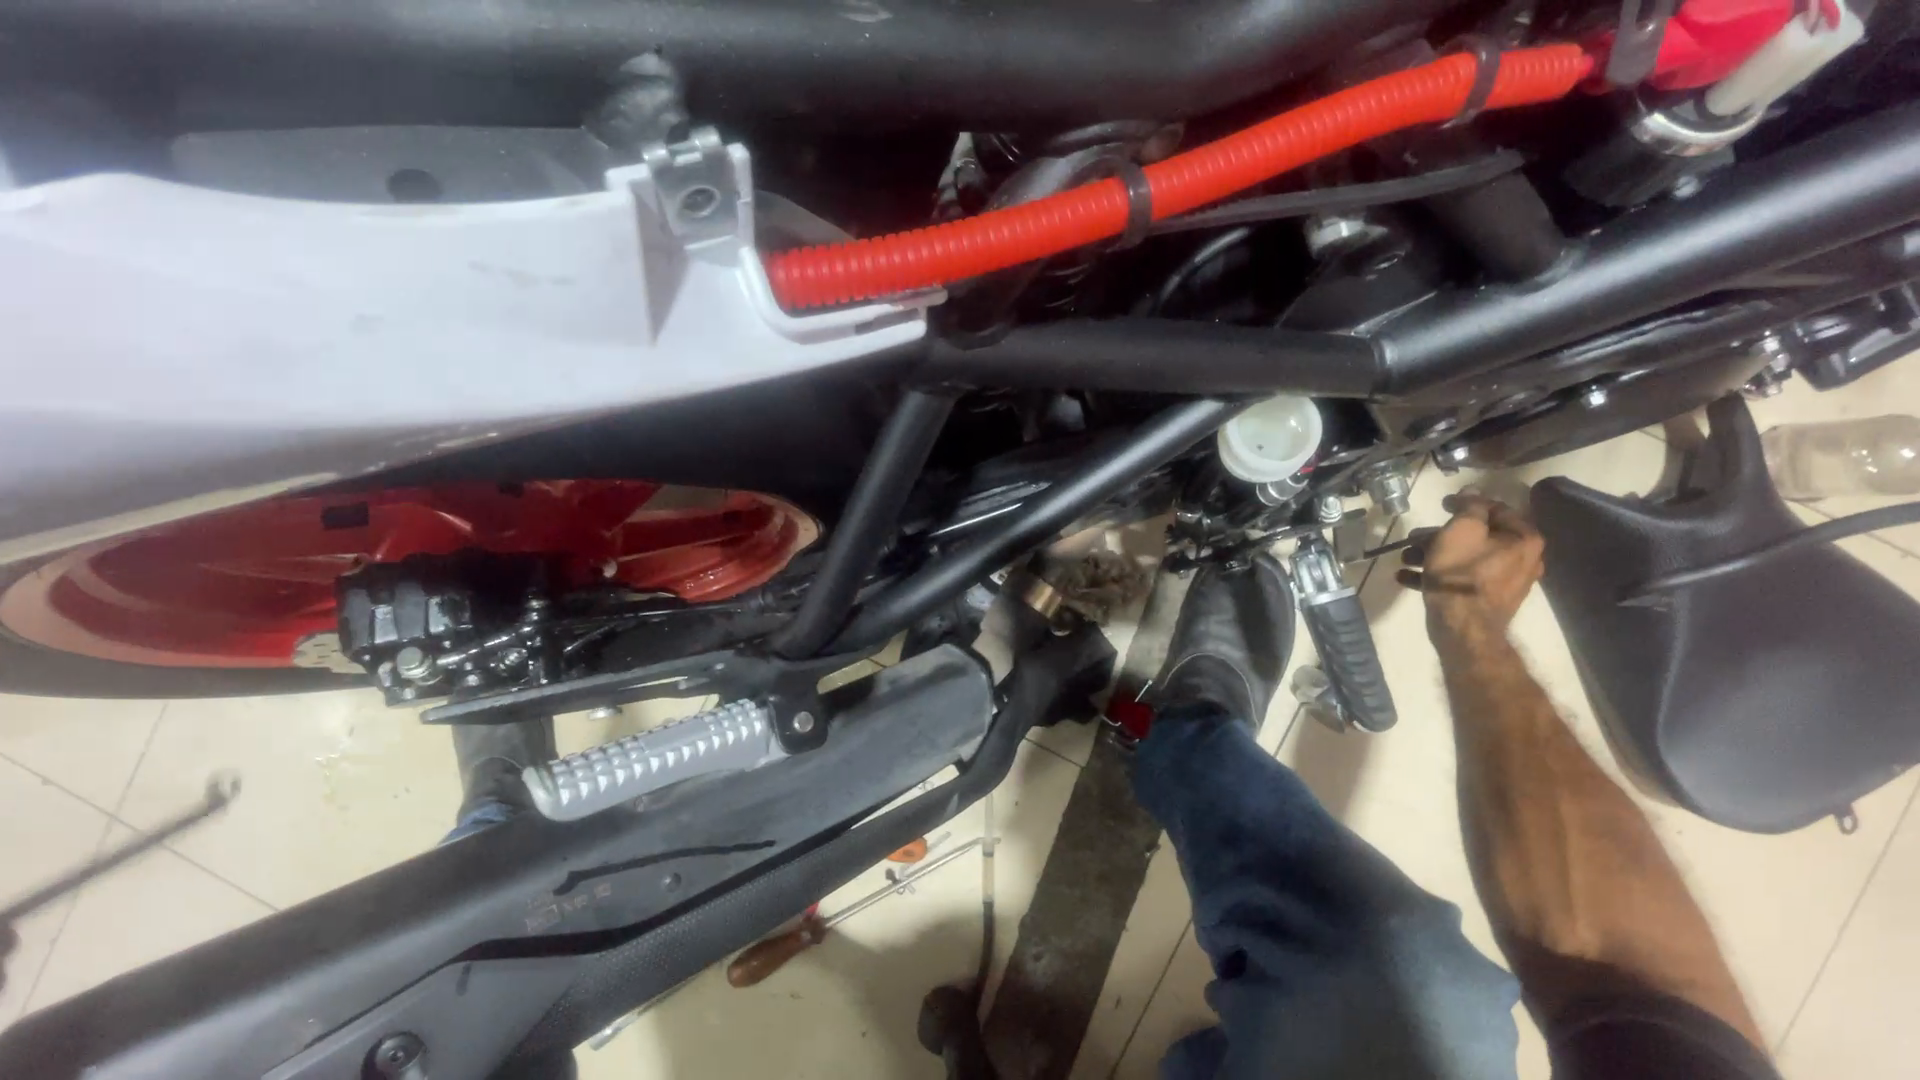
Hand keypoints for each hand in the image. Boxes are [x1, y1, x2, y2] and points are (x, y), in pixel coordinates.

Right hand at [1396, 492, 1544, 647]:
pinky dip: (1438, 576)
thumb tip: (1473, 493)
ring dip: (1433, 556)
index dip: (1467, 503)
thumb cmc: (1461, 572)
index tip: (1442, 505)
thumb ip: (1470, 507)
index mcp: (1524, 539)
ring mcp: (1506, 583)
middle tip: (1415, 537)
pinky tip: (1407, 578)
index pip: (1496, 509)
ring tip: (1405, 559)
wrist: (1463, 627)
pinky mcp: (1488, 602)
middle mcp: (1523, 560)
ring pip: (1466, 560)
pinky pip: (1462, 581)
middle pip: (1478, 537)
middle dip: (1441, 536)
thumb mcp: (1461, 530)